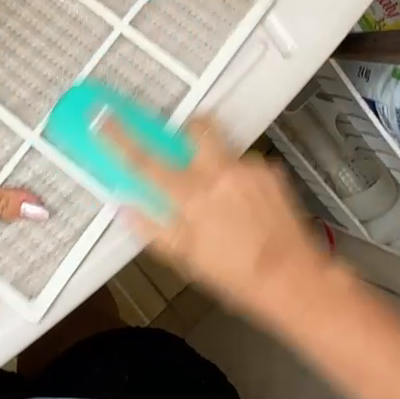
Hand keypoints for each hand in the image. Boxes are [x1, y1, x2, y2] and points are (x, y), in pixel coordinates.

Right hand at [107, 118, 333, 319]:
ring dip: (215, 163)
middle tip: (183, 152)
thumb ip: (153, 229)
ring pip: (222, 148)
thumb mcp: (187, 260)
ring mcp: (249, 168)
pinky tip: (246, 208)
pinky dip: (239, 179)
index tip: (104, 118)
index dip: (120, 138)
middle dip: (186, 132)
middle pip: (196, 128)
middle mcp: (220, 172)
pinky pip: (246, 165)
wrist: (295, 280)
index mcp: (192, 195)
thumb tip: (126, 207)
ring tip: (223, 199)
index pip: (145, 160)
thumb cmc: (237, 276)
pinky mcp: (272, 172)